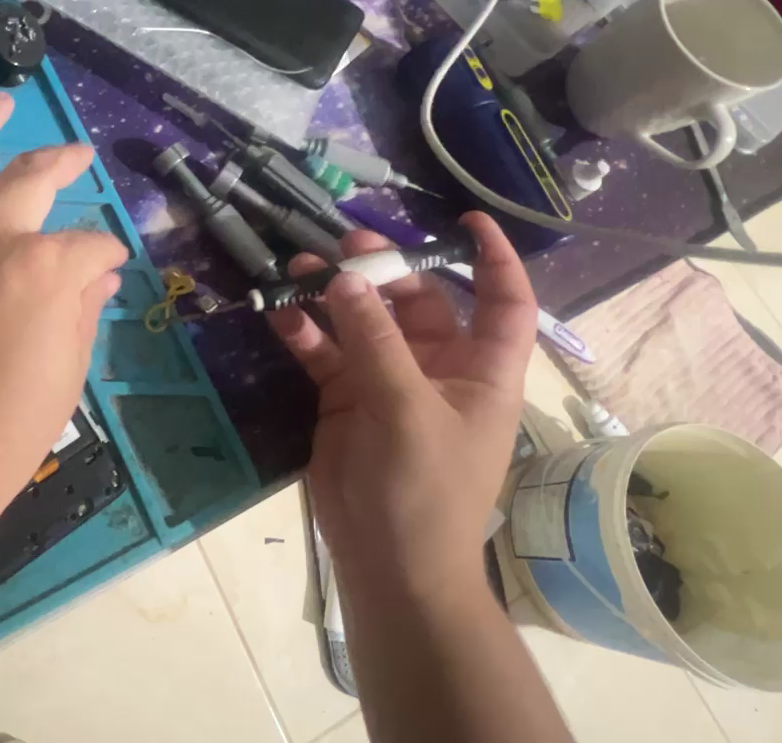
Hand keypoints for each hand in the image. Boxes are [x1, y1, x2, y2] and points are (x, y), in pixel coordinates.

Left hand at [0, 92, 126, 509]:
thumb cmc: (9, 426)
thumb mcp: (69, 367)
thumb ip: (84, 307)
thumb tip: (100, 275)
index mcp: (45, 267)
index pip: (88, 244)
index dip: (104, 253)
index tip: (107, 264)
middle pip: (31, 179)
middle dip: (64, 162)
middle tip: (77, 155)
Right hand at [268, 213, 537, 592]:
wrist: (387, 561)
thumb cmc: (424, 489)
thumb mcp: (405, 409)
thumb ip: (374, 342)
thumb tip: (343, 280)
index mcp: (479, 370)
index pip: (502, 303)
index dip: (494, 260)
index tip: (467, 220)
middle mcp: (436, 367)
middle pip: (415, 301)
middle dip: (382, 271)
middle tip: (343, 245)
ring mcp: (387, 380)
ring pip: (362, 322)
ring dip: (333, 296)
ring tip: (299, 270)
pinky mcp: (346, 397)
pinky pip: (326, 351)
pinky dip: (305, 332)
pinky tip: (280, 314)